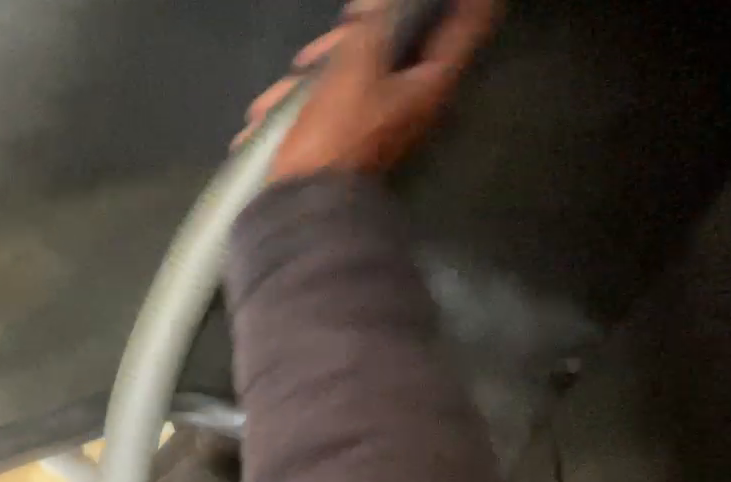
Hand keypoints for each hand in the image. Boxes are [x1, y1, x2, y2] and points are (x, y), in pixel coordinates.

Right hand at [236, 0, 499, 183]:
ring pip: (342, 83)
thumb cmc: (332, 140)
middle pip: (386, 52)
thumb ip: (372, 27)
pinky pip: (319, 115)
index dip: (448, 1)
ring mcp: (371, 127)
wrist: (299, 211)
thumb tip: (379, 2)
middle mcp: (408, 101)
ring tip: (269, 106)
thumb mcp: (351, 72)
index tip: (407, 1)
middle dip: (341, 48)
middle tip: (309, 57)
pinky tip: (263, 125)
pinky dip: (291, 116)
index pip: (467, 19)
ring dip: (302, 87)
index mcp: (428, 80)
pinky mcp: (337, 148)